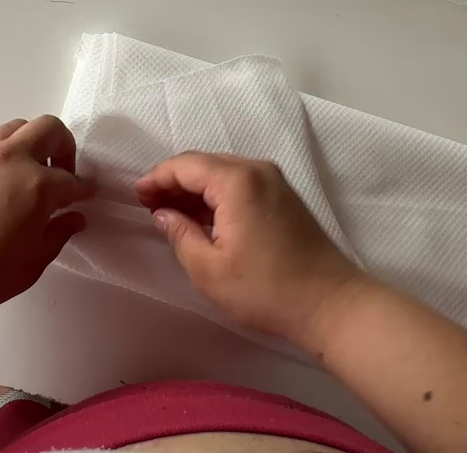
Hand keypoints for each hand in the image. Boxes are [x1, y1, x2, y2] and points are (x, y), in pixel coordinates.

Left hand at [0, 116, 93, 325]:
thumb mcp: (29, 266)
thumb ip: (56, 236)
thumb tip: (74, 218)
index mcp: (38, 185)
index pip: (72, 179)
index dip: (83, 189)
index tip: (86, 195)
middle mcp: (13, 159)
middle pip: (49, 129)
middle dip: (64, 146)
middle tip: (63, 173)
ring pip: (18, 127)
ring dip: (33, 142)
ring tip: (31, 171)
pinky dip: (5, 150)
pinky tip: (0, 179)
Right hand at [137, 152, 366, 348]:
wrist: (330, 303)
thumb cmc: (266, 290)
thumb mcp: (210, 270)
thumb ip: (180, 235)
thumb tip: (163, 214)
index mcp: (237, 180)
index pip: (186, 165)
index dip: (158, 177)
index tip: (137, 194)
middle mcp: (256, 169)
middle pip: (204, 164)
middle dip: (174, 181)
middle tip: (149, 204)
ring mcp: (273, 179)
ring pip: (221, 171)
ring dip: (194, 187)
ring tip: (169, 211)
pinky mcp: (282, 194)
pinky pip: (239, 182)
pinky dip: (216, 193)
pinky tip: (201, 216)